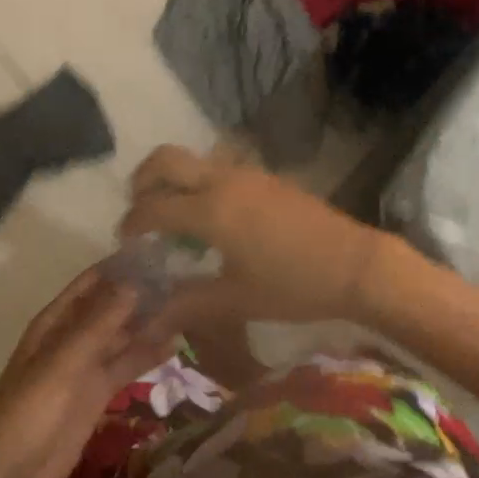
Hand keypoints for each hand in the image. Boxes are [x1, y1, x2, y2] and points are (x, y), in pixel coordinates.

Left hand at [0, 267, 172, 477]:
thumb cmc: (28, 411)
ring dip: (149, 321)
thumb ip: (97, 325)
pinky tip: (175, 343)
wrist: (12, 477)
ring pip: (122, 336)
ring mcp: (86, 367)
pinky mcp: (98, 394)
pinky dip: (148, 354)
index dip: (120, 265)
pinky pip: (126, 366)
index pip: (91, 282)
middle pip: (110, 307)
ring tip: (187, 304)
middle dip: (141, 292)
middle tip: (184, 277)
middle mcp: (72, 338)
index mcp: (54, 322)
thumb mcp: (61, 363)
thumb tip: (133, 282)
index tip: (156, 250)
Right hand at [120, 145, 393, 328]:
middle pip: (165, 160)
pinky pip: (216, 167)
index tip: (124, 243)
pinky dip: (197, 182)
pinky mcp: (263, 176)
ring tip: (171, 217)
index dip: (132, 222)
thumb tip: (148, 318)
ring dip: (172, 178)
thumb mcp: (237, 300)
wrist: (354, 264)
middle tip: (139, 212)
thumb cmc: (293, 285)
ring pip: (193, 159)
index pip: (154, 206)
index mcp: (211, 210)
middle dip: (143, 181)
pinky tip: (208, 218)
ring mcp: (245, 173)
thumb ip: (188, 303)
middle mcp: (222, 180)